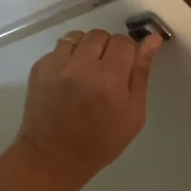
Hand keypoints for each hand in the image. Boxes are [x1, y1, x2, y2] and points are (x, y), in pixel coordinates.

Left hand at [11, 28, 162, 190]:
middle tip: (106, 72)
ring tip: (86, 72)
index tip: (125, 67)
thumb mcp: (133, 114)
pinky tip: (69, 79)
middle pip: (100, 35)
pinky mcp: (39, 67)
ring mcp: (56, 64)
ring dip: (86, 49)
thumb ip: (141, 73)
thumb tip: (151, 40)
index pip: (124, 42)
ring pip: (77, 36)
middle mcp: (80, 66)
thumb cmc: (101, 141)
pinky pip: (58, 48)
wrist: (53, 155)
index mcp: (109, 79)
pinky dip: (67, 57)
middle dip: (107, 49)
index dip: (128, 52)